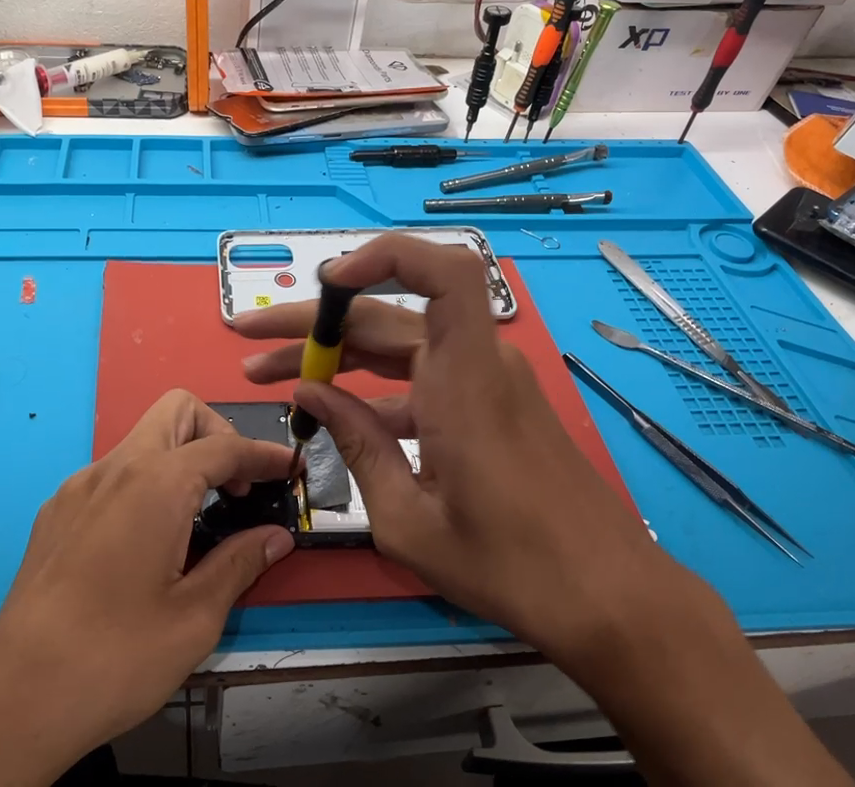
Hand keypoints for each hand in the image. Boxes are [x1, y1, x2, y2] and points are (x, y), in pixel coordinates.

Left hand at [0, 390, 293, 785]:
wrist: (17, 697)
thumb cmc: (117, 657)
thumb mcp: (195, 617)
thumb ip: (239, 564)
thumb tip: (275, 537)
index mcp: (154, 485)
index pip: (223, 446)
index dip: (263, 454)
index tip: (290, 469)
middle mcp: (112, 469)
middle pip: (175, 412)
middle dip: (217, 434)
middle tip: (238, 488)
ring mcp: (76, 488)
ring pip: (140, 442)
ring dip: (179, 459)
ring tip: (199, 519)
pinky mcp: (54, 514)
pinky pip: (111, 475)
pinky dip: (145, 484)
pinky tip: (148, 541)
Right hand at [235, 233, 671, 675]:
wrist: (606, 597)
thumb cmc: (510, 565)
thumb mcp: (409, 519)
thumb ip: (356, 446)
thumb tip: (309, 393)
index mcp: (464, 380)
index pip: (442, 273)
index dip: (384, 257)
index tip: (326, 284)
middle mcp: (476, 365)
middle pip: (388, 315)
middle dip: (315, 324)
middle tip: (248, 338)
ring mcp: (485, 384)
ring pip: (398, 347)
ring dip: (335, 356)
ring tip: (266, 373)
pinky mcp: (488, 407)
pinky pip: (422, 378)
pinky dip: (374, 387)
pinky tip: (330, 412)